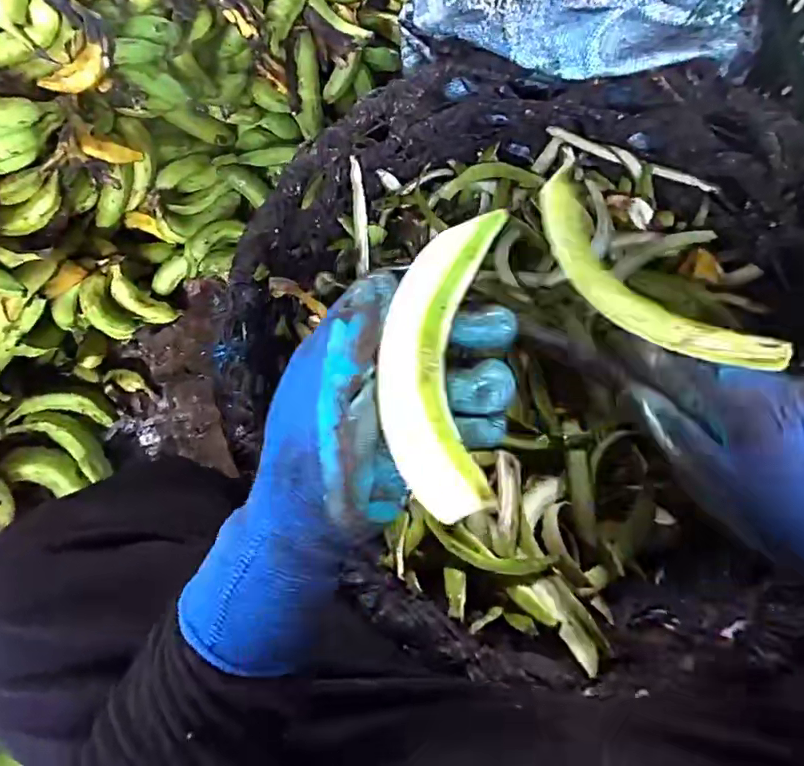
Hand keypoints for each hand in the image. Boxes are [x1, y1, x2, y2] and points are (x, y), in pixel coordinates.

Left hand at [178, 273, 515, 676]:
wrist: (308, 520)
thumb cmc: (305, 446)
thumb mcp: (322, 387)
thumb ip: (350, 339)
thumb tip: (379, 283)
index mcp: (359, 345)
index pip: (404, 304)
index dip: (434, 298)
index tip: (460, 297)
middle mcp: (391, 368)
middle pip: (449, 337)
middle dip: (474, 334)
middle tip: (498, 333)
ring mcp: (415, 406)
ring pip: (471, 380)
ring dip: (482, 384)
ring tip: (477, 397)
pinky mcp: (432, 442)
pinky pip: (476, 424)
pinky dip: (481, 425)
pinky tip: (478, 430)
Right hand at [612, 336, 803, 732]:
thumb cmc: (782, 520)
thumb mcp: (711, 480)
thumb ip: (670, 429)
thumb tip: (632, 391)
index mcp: (730, 397)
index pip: (671, 362)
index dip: (638, 352)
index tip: (611, 340)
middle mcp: (765, 385)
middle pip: (706, 360)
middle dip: (673, 359)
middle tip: (643, 363)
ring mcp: (800, 398)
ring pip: (738, 375)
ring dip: (707, 376)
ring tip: (686, 387)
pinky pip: (767, 391)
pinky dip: (740, 394)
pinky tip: (741, 416)